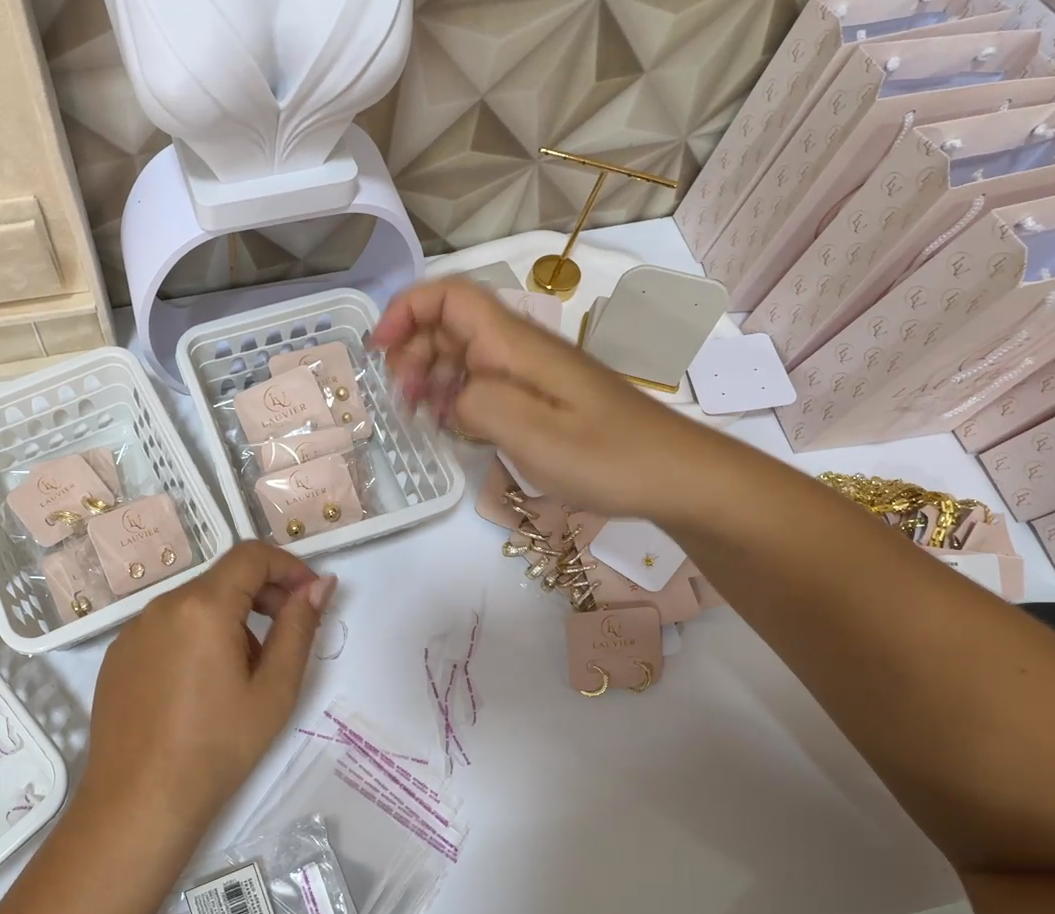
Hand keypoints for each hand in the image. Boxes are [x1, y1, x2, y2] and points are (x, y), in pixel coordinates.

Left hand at [82, 542, 335, 835]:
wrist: (139, 801)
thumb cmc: (217, 748)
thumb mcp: (274, 691)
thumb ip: (299, 628)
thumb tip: (320, 584)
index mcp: (202, 606)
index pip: (251, 555)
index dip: (288, 566)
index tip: (310, 597)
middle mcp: (161, 606)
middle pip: (222, 579)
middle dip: (263, 596)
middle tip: (288, 638)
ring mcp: (133, 632)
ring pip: (194, 606)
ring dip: (230, 622)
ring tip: (244, 676)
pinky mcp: (117, 657)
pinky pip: (166, 631)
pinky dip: (195, 640)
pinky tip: (201, 691)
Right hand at [372, 279, 725, 523]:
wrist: (675, 475)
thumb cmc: (608, 456)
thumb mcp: (534, 434)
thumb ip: (478, 406)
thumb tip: (449, 397)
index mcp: (517, 345)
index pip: (450, 296)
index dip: (406, 310)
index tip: (378, 352)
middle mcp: (519, 349)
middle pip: (449, 324)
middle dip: (411, 351)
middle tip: (403, 402)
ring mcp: (529, 374)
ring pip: (462, 355)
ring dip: (430, 378)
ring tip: (420, 418)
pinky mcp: (537, 399)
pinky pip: (482, 385)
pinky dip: (456, 400)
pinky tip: (452, 428)